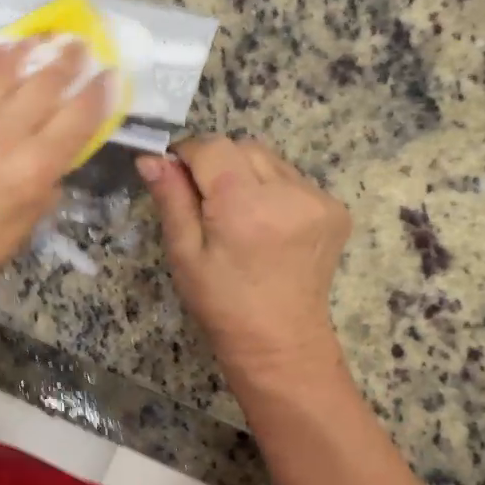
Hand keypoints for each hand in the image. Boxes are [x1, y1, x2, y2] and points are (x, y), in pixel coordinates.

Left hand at [0, 38, 115, 307]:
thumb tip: (67, 132)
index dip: (99, 90)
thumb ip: (53, 169)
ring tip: (44, 37)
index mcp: (31, 170)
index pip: (78, 116)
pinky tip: (2, 48)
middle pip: (44, 84)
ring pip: (2, 71)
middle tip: (80, 46)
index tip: (109, 74)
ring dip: (28, 49)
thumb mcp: (34, 213)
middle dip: (68, 60)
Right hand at [138, 137, 351, 384]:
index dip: (186, 154)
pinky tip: (261, 222)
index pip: (213, 147)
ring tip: (233, 214)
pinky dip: (269, 189)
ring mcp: (318, 199)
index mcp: (244, 205)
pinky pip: (292, 179)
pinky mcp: (334, 209)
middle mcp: (288, 193)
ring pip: (269, 160)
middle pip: (243, 147)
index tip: (172, 175)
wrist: (278, 337)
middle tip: (200, 201)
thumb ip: (171, 199)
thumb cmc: (218, 300)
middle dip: (215, 163)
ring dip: (244, 174)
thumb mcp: (183, 251)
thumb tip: (150, 158)